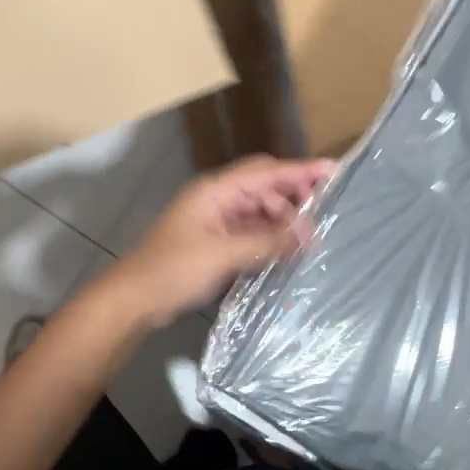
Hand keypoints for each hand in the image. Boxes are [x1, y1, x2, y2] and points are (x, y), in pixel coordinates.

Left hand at [107, 155, 335, 326]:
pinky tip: (289, 251)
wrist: (136, 299)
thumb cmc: (173, 270)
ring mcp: (216, 223)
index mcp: (215, 191)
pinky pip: (251, 233)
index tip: (333, 171)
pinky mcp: (216, 245)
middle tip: (326, 214)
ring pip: (260, 212)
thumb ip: (266, 242)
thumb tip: (307, 236)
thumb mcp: (223, 254)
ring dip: (284, 222)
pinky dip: (270, 238)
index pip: (265, 172)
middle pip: (264, 188)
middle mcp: (218, 200)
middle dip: (295, 197)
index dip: (300, 171)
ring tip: (310, 240)